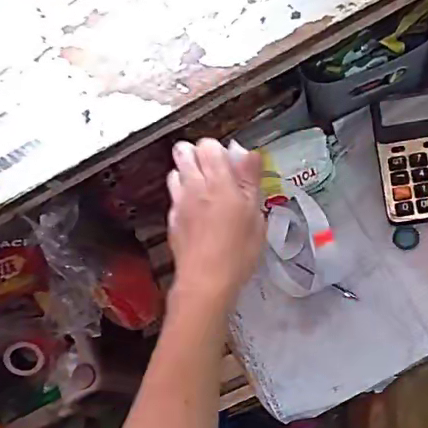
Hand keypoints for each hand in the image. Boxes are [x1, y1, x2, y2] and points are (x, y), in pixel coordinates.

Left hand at [166, 138, 264, 313]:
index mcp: (219, 182)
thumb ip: (250, 181)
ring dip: (188, 174)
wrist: (206, 281)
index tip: (233, 165)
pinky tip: (199, 214)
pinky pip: (175, 197)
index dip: (220, 150)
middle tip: (217, 173)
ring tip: (206, 190)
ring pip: (176, 172)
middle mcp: (194, 187)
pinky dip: (184, 197)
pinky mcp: (172, 220)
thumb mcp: (256, 215)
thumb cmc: (238, 251)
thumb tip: (249, 154)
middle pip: (185, 152)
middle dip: (198, 155)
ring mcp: (179, 203)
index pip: (209, 145)